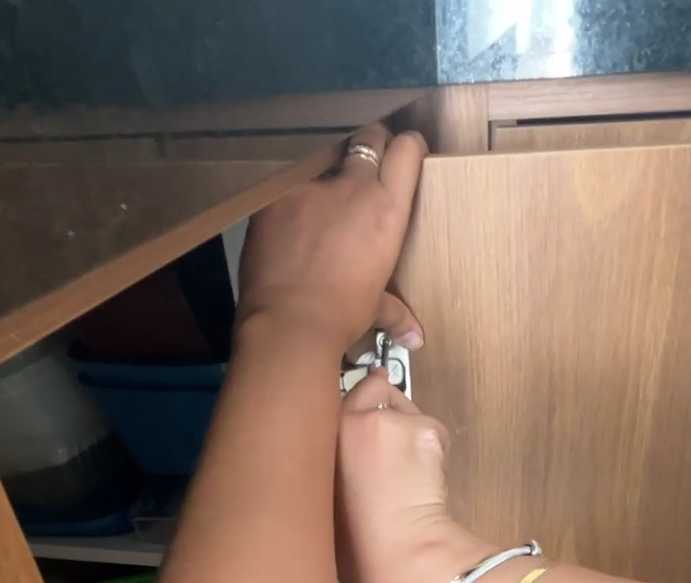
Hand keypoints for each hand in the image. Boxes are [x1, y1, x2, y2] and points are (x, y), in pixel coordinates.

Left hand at [236, 123, 428, 356]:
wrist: (289, 325)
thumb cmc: (341, 318)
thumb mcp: (373, 310)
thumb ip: (396, 312)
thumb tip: (415, 337)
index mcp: (387, 210)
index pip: (407, 150)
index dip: (408, 147)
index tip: (406, 155)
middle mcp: (352, 187)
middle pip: (368, 138)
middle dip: (371, 145)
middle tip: (367, 163)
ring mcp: (310, 187)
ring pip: (324, 158)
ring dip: (328, 171)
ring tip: (322, 196)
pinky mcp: (275, 196)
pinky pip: (286, 183)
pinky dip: (291, 196)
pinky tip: (287, 218)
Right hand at [336, 377, 495, 582]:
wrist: (397, 561)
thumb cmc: (357, 555)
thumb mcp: (322, 511)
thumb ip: (329, 473)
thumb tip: (351, 463)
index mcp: (303, 450)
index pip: (327, 407)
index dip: (351, 410)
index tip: (365, 417)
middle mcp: (332, 423)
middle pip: (368, 390)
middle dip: (385, 405)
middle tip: (398, 441)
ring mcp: (374, 420)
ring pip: (404, 410)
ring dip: (412, 433)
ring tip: (412, 478)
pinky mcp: (413, 426)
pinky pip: (431, 429)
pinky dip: (435, 450)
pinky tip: (428, 482)